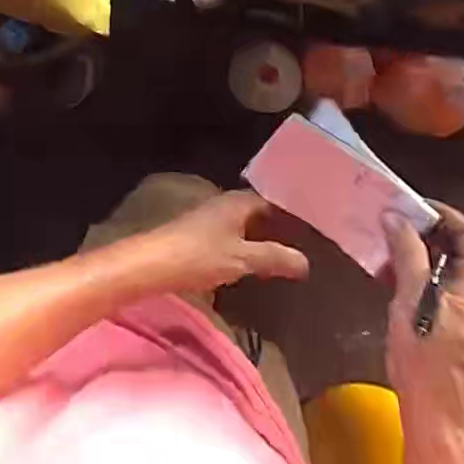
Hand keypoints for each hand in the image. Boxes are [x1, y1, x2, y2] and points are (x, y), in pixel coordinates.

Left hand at [133, 191, 309, 295]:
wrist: (155, 263)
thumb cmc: (200, 255)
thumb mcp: (243, 258)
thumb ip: (274, 257)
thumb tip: (306, 261)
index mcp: (235, 201)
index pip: (269, 199)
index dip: (287, 212)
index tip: (309, 228)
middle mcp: (222, 203)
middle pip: (254, 211)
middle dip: (274, 226)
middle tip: (301, 244)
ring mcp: (207, 218)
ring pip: (240, 225)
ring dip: (257, 238)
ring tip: (281, 257)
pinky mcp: (197, 235)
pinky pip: (228, 236)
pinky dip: (242, 246)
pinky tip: (250, 264)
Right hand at [384, 203, 463, 425]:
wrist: (438, 413)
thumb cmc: (427, 353)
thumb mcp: (412, 296)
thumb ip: (407, 253)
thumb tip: (396, 218)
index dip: (444, 214)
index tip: (412, 205)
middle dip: (428, 233)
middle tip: (394, 223)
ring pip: (453, 271)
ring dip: (422, 255)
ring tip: (388, 247)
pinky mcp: (463, 331)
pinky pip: (447, 290)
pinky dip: (424, 277)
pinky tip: (394, 277)